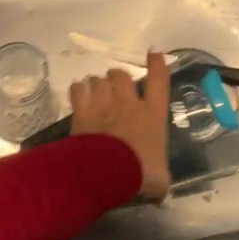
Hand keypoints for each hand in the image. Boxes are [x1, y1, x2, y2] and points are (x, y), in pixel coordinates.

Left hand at [69, 50, 171, 200]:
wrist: (107, 174)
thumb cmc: (139, 175)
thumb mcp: (160, 179)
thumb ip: (160, 175)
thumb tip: (159, 186)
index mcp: (153, 114)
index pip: (159, 81)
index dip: (157, 65)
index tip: (154, 54)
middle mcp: (129, 103)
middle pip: (122, 75)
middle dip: (118, 78)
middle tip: (116, 88)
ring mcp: (103, 104)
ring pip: (99, 79)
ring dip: (98, 84)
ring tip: (96, 92)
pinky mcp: (82, 111)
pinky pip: (78, 89)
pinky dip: (79, 89)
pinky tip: (79, 95)